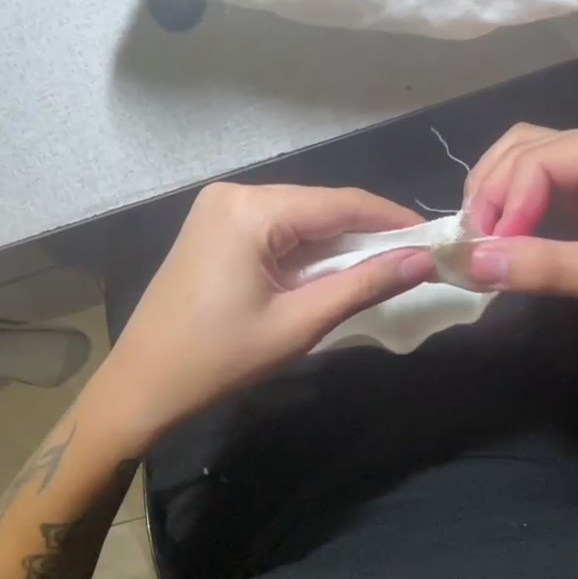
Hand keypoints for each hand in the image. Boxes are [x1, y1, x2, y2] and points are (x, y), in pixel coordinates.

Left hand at [94, 183, 433, 441]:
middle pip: (318, 208)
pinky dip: (304, 253)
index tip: (434, 239)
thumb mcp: (298, 324)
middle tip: (410, 262)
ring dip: (335, 247)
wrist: (143, 384)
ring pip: (298, 221)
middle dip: (364, 236)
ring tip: (377, 273)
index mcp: (250, 209)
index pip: (340, 203)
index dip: (391, 220)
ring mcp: (217, 210)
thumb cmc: (219, 359)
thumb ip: (363, 286)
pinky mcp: (211, 230)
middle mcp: (233, 194)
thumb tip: (422, 260)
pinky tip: (326, 276)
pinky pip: (273, 232)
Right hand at [458, 113, 577, 335]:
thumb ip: (546, 266)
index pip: (540, 160)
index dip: (505, 204)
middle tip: (473, 244)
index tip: (489, 253)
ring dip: (497, 197)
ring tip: (484, 240)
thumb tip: (472, 262)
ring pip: (526, 159)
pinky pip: (541, 182)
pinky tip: (506, 237)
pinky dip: (515, 207)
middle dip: (491, 195)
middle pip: (524, 148)